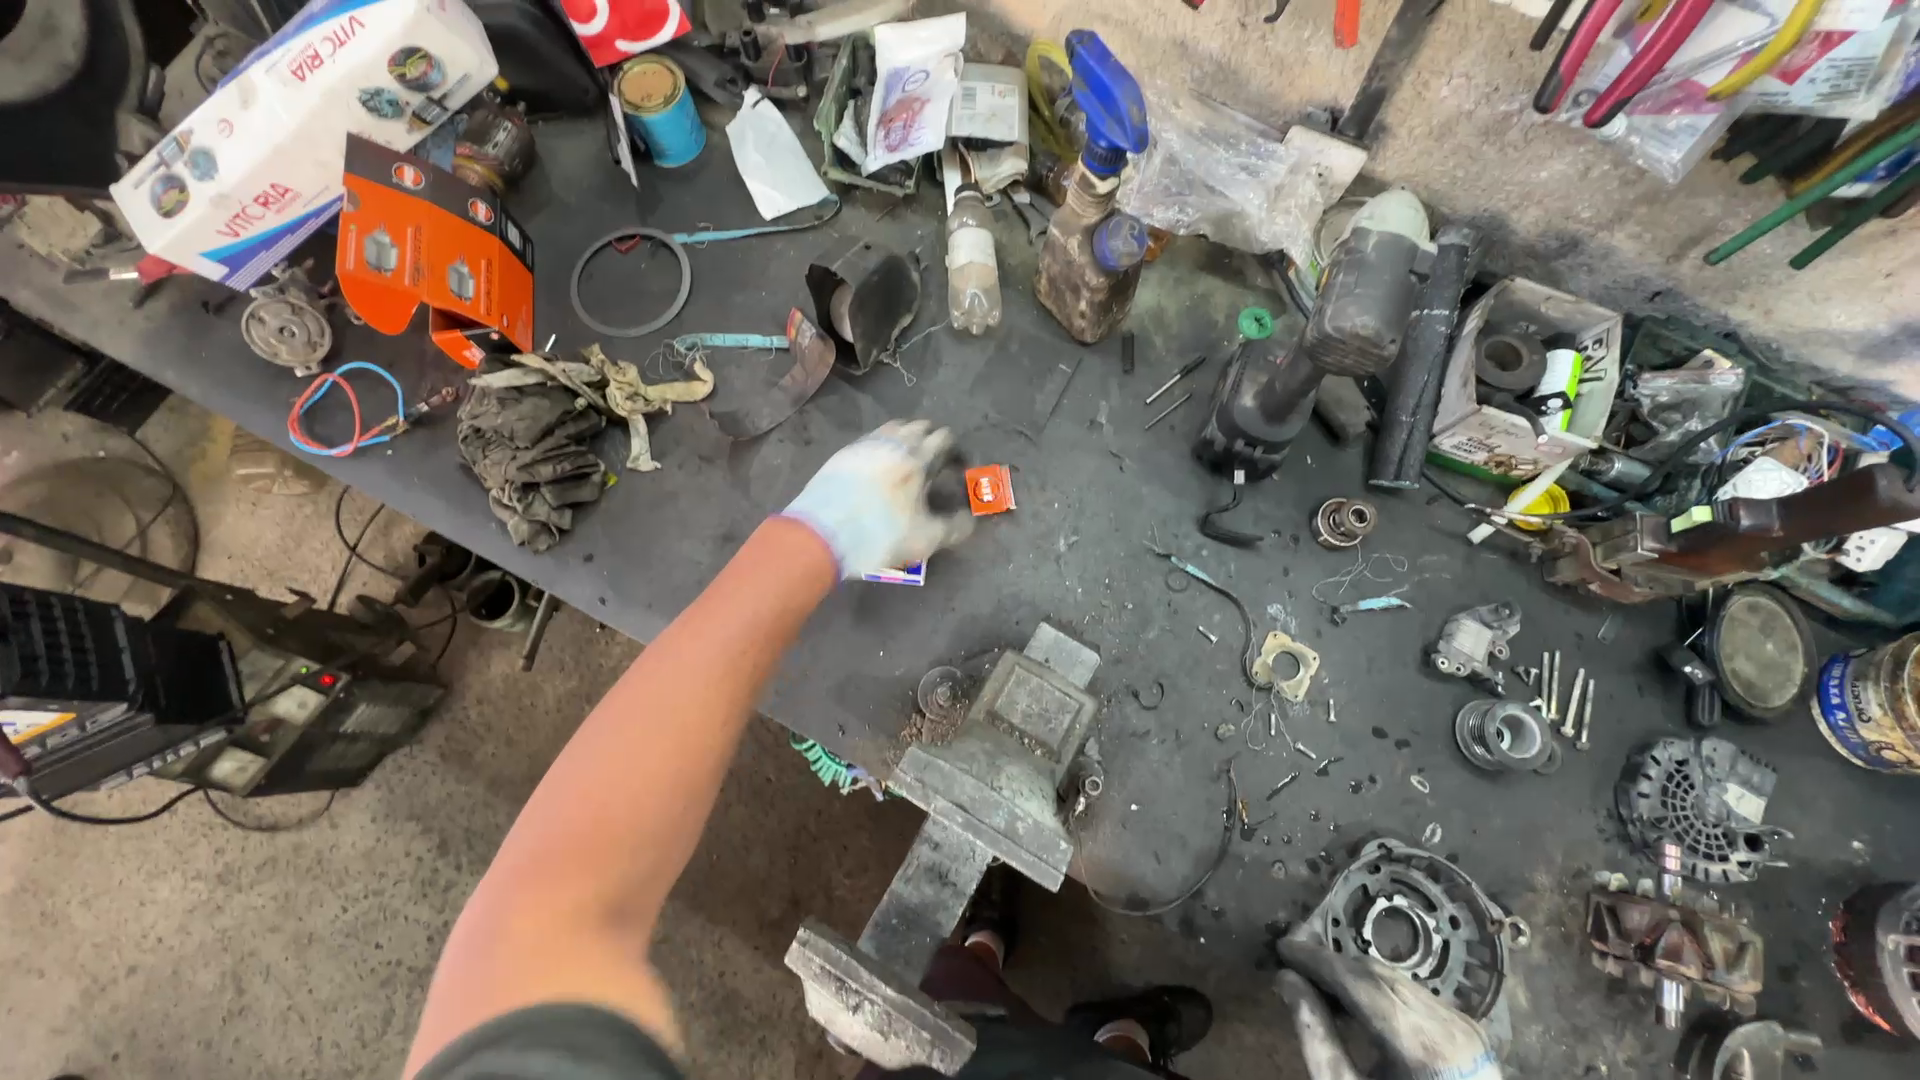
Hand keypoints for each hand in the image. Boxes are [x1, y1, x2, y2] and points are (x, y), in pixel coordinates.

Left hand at [779, 420, 975, 578]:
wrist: (823, 534)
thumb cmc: (880, 535)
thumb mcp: (925, 539)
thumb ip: (955, 527)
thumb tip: (971, 520)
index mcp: (917, 458)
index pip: (943, 437)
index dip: (953, 448)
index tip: (954, 463)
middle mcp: (891, 443)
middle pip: (917, 427)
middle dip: (928, 437)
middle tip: (931, 458)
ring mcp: (863, 445)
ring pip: (890, 430)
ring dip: (903, 437)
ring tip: (905, 458)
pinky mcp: (841, 455)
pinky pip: (868, 441)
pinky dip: (879, 447)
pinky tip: (877, 466)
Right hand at [1275, 937, 1500, 1079]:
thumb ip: (1316, 1036)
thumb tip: (1287, 980)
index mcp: (1420, 1046)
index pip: (1359, 982)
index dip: (1317, 960)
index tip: (1282, 947)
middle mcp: (1448, 1025)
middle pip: (1378, 976)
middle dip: (1332, 965)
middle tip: (1293, 962)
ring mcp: (1463, 1025)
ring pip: (1395, 980)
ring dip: (1352, 975)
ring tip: (1316, 982)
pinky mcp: (1467, 1029)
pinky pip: (1413, 994)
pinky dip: (1377, 990)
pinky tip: (1353, 1002)